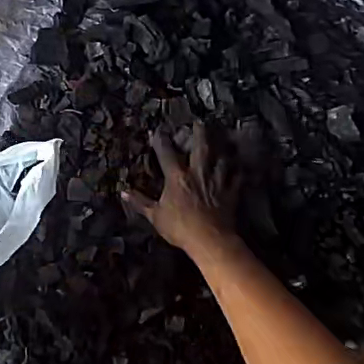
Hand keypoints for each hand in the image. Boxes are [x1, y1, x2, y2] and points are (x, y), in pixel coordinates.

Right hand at [121, 123, 240, 257]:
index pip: (166, 153)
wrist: (210, 240)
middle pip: (201, 148)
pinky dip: (238, 172)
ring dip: (221, 151)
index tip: (157, 131)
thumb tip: (123, 192)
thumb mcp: (155, 215)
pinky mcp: (230, 193)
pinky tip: (239, 168)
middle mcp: (198, 174)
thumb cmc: (179, 227)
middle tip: (200, 123)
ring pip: (221, 160)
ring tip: (222, 144)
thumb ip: (140, 202)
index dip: (160, 141)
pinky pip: (237, 178)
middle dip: (199, 134)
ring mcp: (217, 182)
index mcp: (177, 177)